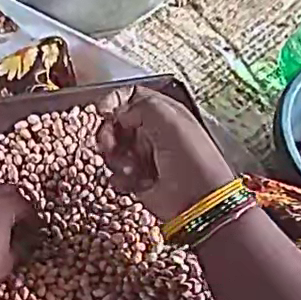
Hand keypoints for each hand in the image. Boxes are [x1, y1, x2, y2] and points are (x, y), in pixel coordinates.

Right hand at [94, 87, 236, 223]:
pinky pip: (116, 174)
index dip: (114, 102)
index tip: (102, 112)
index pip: (131, 97)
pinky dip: (120, 179)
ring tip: (131, 169)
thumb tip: (119, 111)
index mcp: (163, 114)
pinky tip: (134, 182)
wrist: (198, 202)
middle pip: (116, 124)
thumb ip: (143, 107)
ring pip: (113, 150)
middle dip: (109, 134)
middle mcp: (151, 133)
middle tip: (109, 145)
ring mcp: (143, 157)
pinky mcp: (137, 179)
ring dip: (116, 160)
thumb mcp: (172, 123)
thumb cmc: (193, 161)